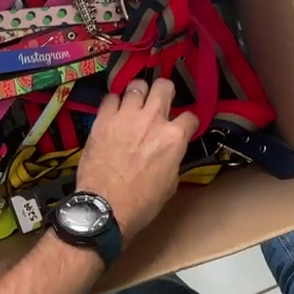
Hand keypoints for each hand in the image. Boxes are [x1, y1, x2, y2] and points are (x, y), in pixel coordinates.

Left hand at [76, 78, 200, 237]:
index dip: (188, 122)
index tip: (184, 126)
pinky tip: (113, 112)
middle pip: (164, 86)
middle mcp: (153, 119)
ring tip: (134, 103)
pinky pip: (111, 97)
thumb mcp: (170, 184)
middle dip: (165, 90)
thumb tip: (170, 153)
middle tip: (159, 100)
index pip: (190, 117)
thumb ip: (173, 159)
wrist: (105, 207)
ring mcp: (126, 116)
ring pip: (136, 85)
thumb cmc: (141, 203)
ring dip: (138, 93)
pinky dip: (114, 103)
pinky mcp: (103, 119)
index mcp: (174, 138)